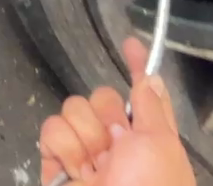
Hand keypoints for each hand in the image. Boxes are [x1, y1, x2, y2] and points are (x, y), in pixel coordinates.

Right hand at [38, 38, 195, 185]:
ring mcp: (86, 153)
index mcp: (148, 141)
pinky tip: (74, 170)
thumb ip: (153, 106)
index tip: (130, 42)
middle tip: (116, 146)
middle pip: (99, 96)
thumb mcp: (161, 147)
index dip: (137, 67)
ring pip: (72, 109)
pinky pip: (51, 129)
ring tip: (94, 167)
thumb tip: (152, 74)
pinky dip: (63, 148)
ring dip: (84, 137)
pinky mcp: (57, 162)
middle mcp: (117, 143)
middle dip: (106, 116)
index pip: (142, 95)